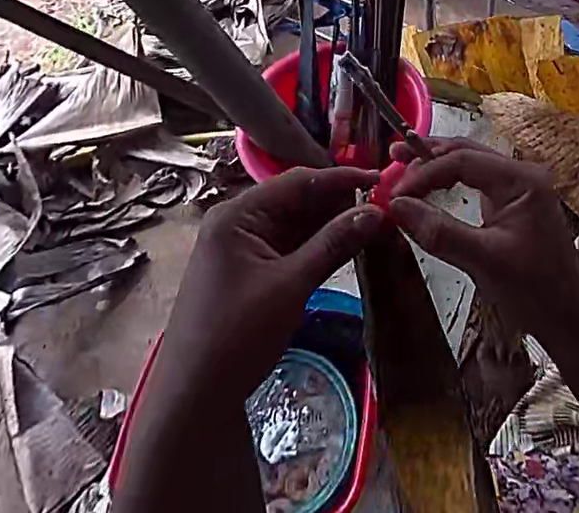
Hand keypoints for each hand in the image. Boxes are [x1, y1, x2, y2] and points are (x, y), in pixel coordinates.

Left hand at [152, 166, 383, 402]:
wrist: (194, 400)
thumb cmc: (237, 336)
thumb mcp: (290, 285)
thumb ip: (333, 243)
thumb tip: (375, 212)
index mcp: (238, 214)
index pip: (297, 182)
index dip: (340, 178)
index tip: (380, 178)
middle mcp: (240, 221)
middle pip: (298, 200)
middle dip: (340, 203)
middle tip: (385, 206)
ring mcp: (246, 247)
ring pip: (298, 224)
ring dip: (334, 225)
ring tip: (376, 224)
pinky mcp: (254, 270)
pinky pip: (293, 247)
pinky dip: (320, 247)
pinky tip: (351, 245)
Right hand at [385, 138, 578, 338]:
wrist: (572, 321)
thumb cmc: (535, 292)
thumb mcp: (484, 261)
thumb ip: (439, 231)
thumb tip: (395, 206)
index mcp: (521, 179)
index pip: (462, 160)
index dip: (424, 172)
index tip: (394, 193)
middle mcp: (521, 174)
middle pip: (466, 151)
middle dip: (428, 154)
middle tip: (392, 157)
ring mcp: (518, 187)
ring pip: (469, 163)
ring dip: (436, 164)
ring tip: (402, 162)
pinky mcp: (512, 203)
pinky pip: (475, 180)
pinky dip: (448, 180)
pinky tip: (429, 185)